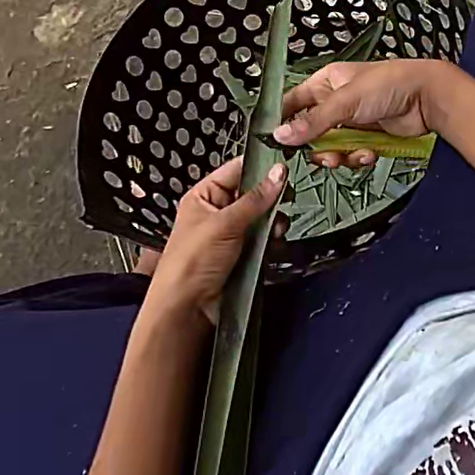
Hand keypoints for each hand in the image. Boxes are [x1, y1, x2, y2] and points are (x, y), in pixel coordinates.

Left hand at [146, 157, 285, 326]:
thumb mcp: (225, 223)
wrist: (189, 307)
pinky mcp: (244, 253)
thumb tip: (279, 172)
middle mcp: (219, 212)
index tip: (285, 167)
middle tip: (284, 202)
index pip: (236, 170)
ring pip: (263, 218)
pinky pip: (265, 239)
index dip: (260, 167)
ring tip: (276, 230)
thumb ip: (256, 199)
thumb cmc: (191, 262)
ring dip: (273, 222)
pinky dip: (272, 240)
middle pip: (254, 194)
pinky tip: (275, 243)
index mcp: (205, 196)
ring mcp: (232, 233)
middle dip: (270, 200)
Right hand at [272, 60, 463, 167]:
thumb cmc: (391, 83)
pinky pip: (351, 154)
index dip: (284, 122)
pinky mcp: (367, 137)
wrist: (427, 98)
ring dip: (338, 156)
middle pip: (311, 132)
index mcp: (326, 83)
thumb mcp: (345, 101)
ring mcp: (352, 121)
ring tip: (347, 156)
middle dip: (316, 148)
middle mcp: (336, 101)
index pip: (293, 103)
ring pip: (331, 148)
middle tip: (323, 155)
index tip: (277, 140)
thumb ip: (312, 122)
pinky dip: (357, 158)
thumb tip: (282, 135)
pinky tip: (368, 153)